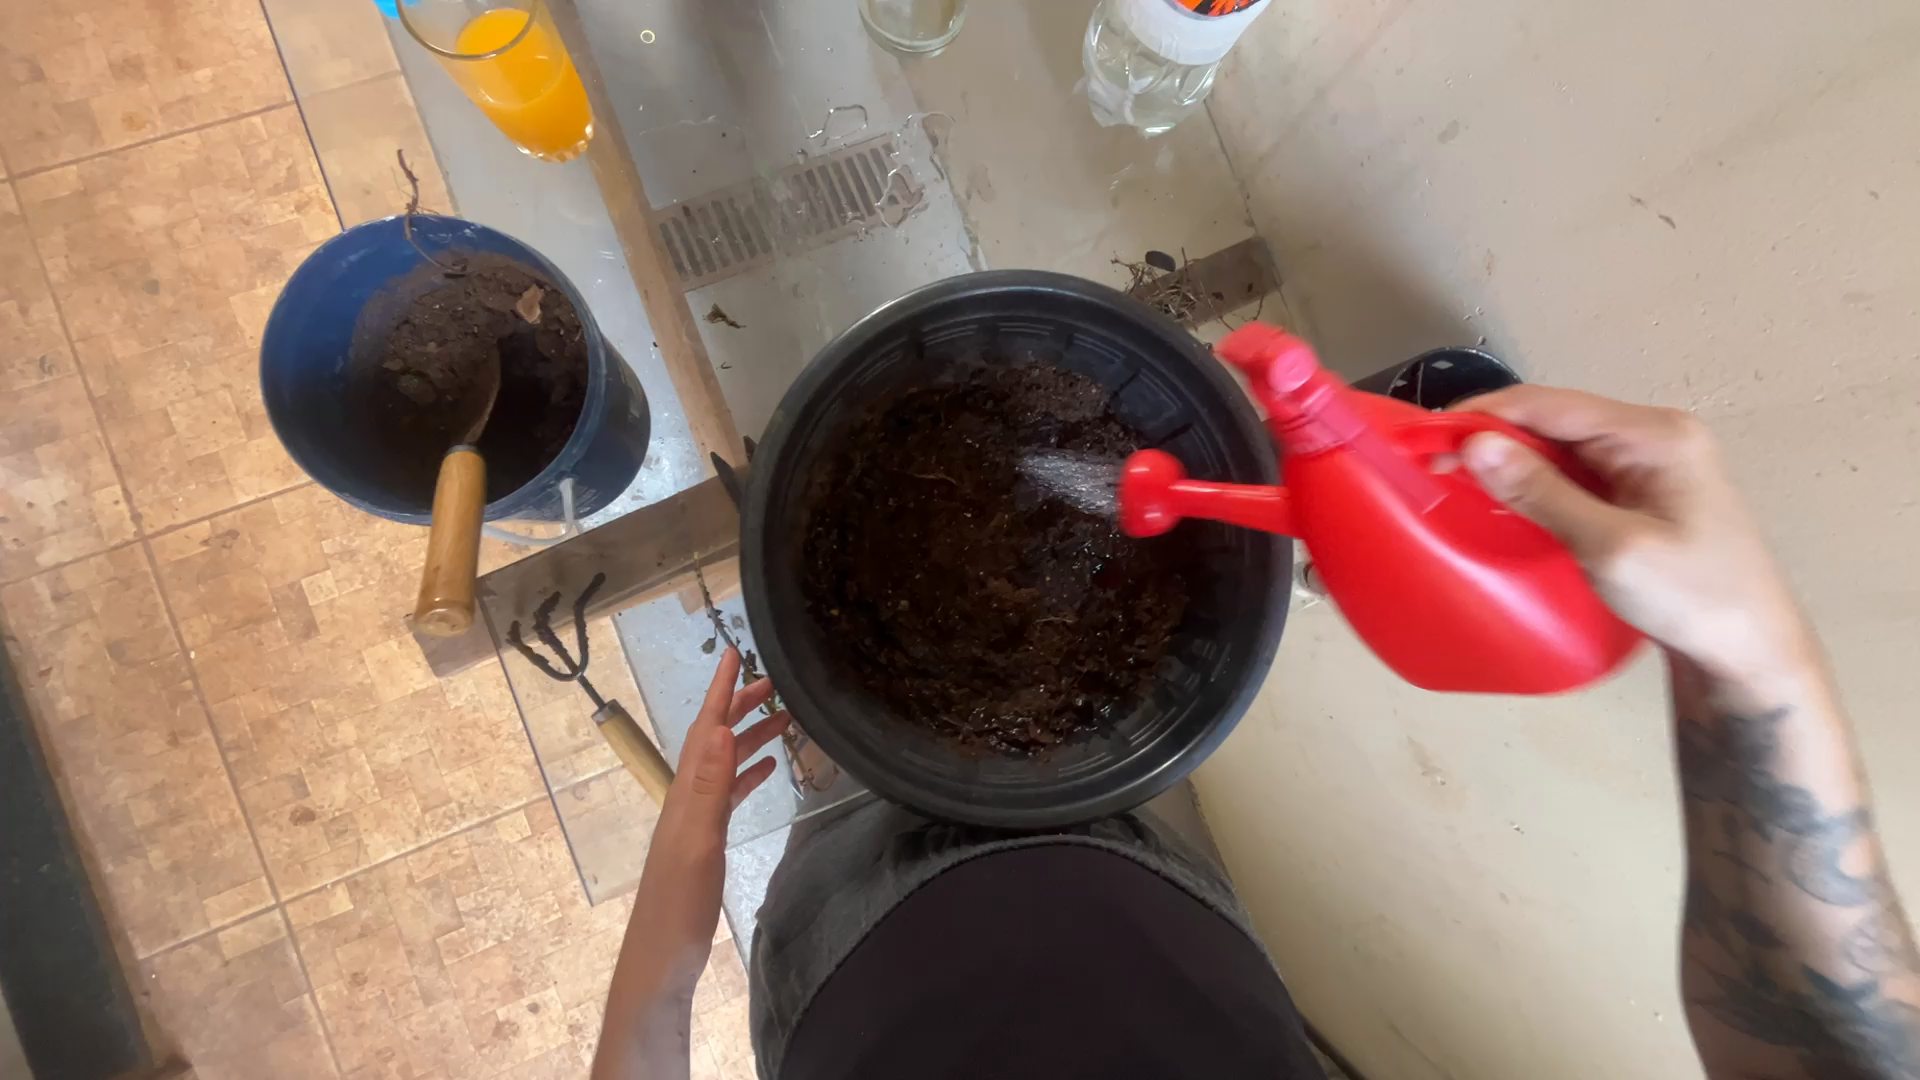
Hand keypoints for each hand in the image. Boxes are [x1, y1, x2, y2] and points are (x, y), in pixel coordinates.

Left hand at [626, 648, 787, 996]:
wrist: (661, 958)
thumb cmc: (679, 902)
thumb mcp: (698, 839)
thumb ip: (709, 784)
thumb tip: (723, 727)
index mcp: (687, 789)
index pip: (707, 727)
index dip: (720, 690)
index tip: (734, 654)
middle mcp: (689, 794)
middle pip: (717, 737)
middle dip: (741, 705)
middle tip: (774, 682)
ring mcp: (697, 816)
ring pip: (727, 761)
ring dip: (751, 736)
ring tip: (784, 719)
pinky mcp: (706, 837)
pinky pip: (731, 791)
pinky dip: (749, 772)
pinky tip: (768, 770)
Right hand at [1454, 386, 1815, 683]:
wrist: (1746, 648)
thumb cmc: (1689, 597)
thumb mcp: (1608, 545)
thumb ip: (1540, 491)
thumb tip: (1473, 444)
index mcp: (1653, 436)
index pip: (1547, 404)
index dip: (1481, 415)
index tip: (1425, 439)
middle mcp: (1649, 435)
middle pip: (1547, 417)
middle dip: (1486, 434)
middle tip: (1430, 463)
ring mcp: (1641, 460)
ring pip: (1551, 441)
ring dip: (1501, 455)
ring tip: (1450, 475)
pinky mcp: (1630, 486)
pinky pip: (1562, 466)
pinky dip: (1522, 474)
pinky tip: (1494, 491)